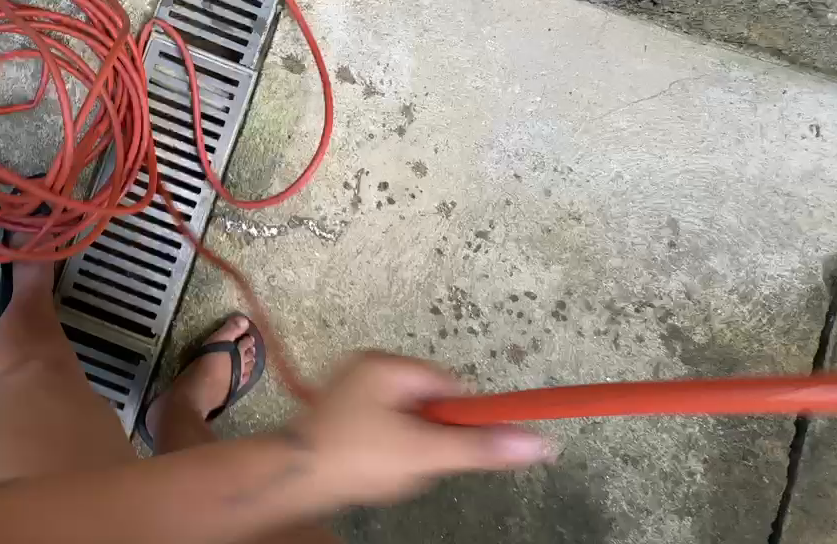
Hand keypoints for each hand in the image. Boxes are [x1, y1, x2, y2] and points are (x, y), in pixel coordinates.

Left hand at [286, 352, 552, 505]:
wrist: (300, 473)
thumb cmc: (358, 455)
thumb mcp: (425, 453)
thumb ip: (480, 446)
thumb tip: (536, 441)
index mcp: (385, 364)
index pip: (449, 382)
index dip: (465, 415)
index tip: (469, 445)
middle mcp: (367, 364)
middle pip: (429, 398)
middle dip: (434, 433)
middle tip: (419, 458)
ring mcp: (353, 385)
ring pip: (410, 415)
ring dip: (415, 442)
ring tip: (393, 463)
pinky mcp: (346, 407)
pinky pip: (387, 422)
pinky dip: (393, 444)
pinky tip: (379, 463)